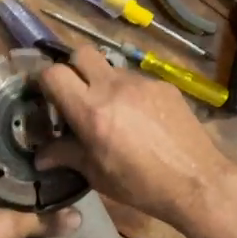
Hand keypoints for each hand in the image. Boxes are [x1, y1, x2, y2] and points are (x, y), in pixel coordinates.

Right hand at [35, 46, 236, 226]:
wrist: (196, 181)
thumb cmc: (141, 185)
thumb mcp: (97, 175)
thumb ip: (67, 155)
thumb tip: (40, 155)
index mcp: (92, 111)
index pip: (53, 73)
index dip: (44, 80)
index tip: (45, 95)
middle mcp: (114, 87)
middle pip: (81, 53)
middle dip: (73, 68)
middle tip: (76, 93)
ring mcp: (142, 83)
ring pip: (111, 67)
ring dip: (103, 82)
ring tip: (112, 112)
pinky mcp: (164, 85)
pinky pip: (137, 80)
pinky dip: (130, 93)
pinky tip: (140, 119)